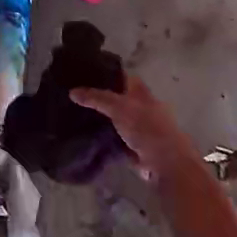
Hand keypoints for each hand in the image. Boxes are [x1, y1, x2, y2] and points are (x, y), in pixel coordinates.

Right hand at [72, 79, 206, 186]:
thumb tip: (72, 91)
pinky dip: (103, 136)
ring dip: (100, 118)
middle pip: (117, 98)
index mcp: (141, 92)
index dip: (105, 73)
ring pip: (114, 118)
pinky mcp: (134, 145)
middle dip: (99, 97)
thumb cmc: (146, 127)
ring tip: (74, 113)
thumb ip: (96, 98)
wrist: (164, 163)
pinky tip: (85, 134)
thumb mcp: (119, 107)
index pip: (122, 76)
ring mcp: (138, 127)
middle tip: (74, 95)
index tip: (84, 74)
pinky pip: (114, 137)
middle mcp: (141, 107)